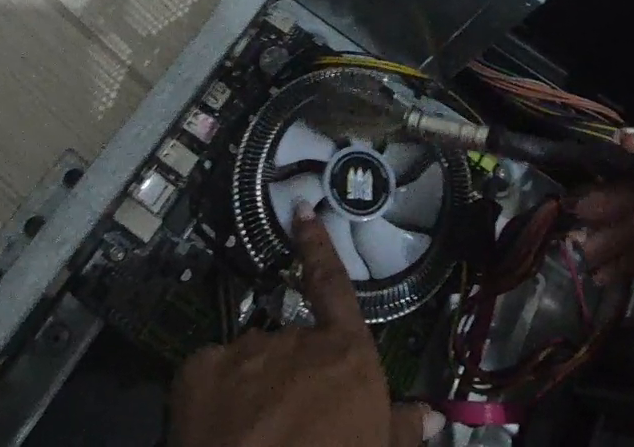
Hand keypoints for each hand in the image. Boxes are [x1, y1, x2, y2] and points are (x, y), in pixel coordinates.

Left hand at [170, 200, 445, 446]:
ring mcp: (244, 349)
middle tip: (292, 425)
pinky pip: (212, 374)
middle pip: (293, 346)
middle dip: (291, 377)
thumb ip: (400, 428)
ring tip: (256, 437)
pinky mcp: (200, 368)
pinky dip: (217, 397)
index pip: (333, 287)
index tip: (302, 210)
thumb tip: (433, 416)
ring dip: (255, 388)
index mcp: (344, 355)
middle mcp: (294, 339)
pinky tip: (222, 430)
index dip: (318, 247)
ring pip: (251, 362)